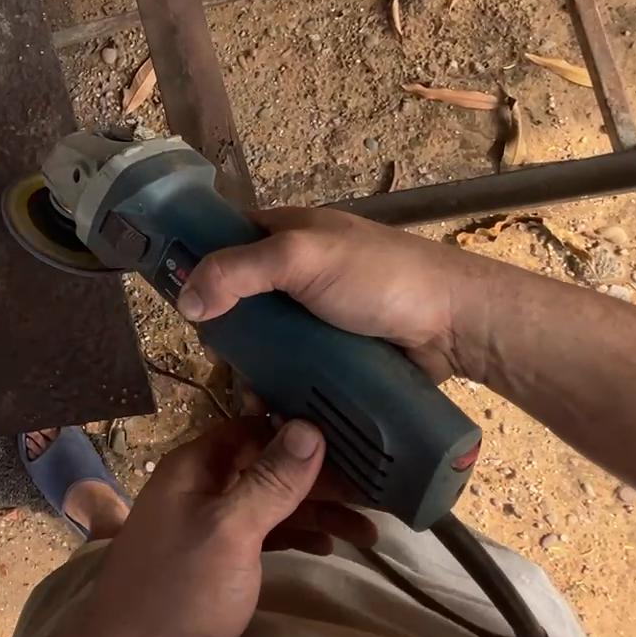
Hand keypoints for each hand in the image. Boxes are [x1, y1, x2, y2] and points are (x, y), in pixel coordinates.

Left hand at [42, 418, 373, 636]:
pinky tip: (329, 546)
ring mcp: (208, 521)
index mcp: (195, 465)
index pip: (250, 428)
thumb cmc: (180, 584)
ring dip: (314, 511)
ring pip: (268, 502)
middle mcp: (200, 484)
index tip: (351, 437)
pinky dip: (295, 535)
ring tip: (369, 532)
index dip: (296, 430)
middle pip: (264, 466)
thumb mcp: (230, 529)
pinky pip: (263, 532)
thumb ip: (268, 481)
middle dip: (316, 478)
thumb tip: (306, 426)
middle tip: (374, 495)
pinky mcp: (217, 556)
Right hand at [176, 206, 531, 382]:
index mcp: (281, 232)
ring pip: (262, 335)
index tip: (175, 297)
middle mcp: (293, 269)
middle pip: (237, 295)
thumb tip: (185, 304)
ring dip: (247, 361)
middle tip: (211, 356)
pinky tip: (265, 403)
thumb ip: (236, 272)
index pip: (222, 240)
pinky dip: (275, 381)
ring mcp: (313, 312)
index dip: (194, 262)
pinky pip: (291, 364)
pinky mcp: (334, 349)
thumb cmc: (377, 276)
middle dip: (220, 325)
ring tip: (238, 391)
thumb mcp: (299, 258)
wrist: (460, 325)